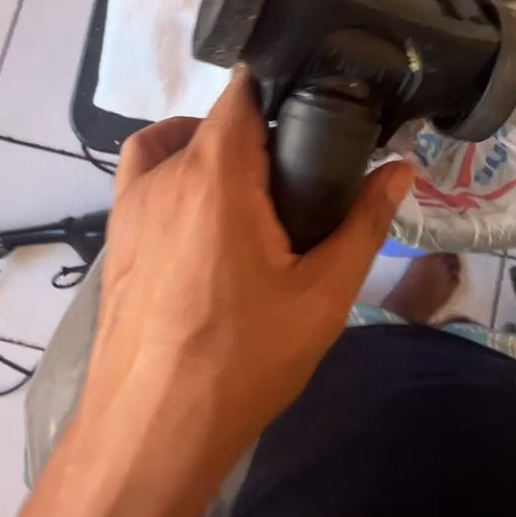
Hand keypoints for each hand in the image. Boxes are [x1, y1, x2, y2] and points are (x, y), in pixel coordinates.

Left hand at [85, 67, 414, 454]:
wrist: (152, 428)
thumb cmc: (242, 358)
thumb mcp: (323, 294)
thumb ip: (364, 224)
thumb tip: (401, 171)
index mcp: (216, 173)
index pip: (242, 93)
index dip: (278, 87)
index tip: (313, 108)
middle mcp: (166, 173)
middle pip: (214, 120)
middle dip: (257, 132)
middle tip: (297, 175)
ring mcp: (131, 201)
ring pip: (174, 141)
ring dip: (210, 146)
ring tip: (249, 188)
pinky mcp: (114, 231)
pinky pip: (143, 173)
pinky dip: (171, 168)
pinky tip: (198, 213)